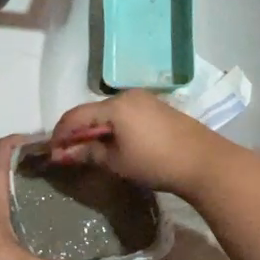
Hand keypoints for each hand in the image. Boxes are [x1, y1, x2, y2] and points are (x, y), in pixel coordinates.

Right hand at [47, 89, 227, 196]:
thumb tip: (61, 154)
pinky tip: (115, 144)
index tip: (53, 152)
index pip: (75, 115)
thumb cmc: (156, 162)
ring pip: (108, 113)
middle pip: (91, 111)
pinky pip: (125, 114)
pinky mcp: (157, 108)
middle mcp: (127, 96)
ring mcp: (144, 100)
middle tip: (70, 153)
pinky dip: (114, 127)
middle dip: (78, 132)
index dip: (61, 134)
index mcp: (114, 105)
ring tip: (92, 151)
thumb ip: (87, 153)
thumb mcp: (116, 162)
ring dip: (96, 130)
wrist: (205, 162)